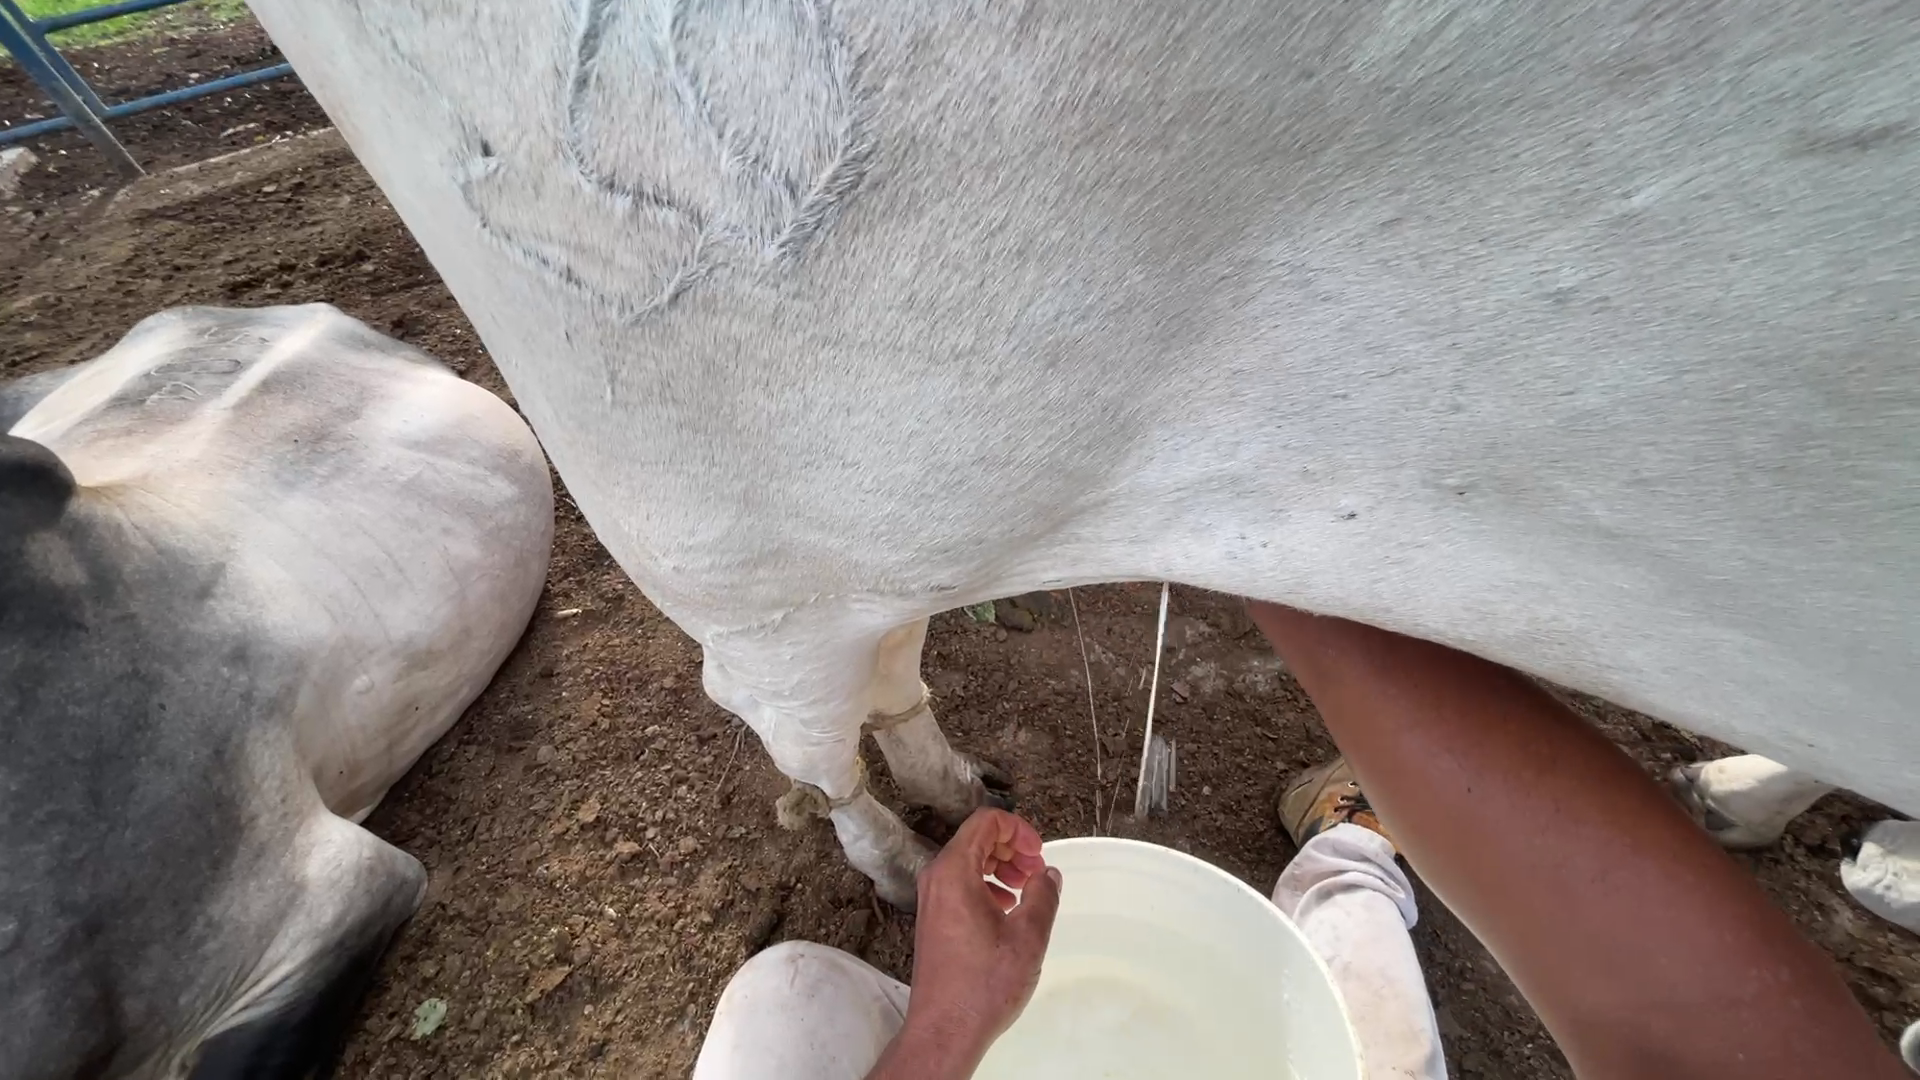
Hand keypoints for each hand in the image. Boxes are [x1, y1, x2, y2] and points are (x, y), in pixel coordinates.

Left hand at [881, 809, 1062, 1076]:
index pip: (985, 821)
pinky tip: (1006, 908)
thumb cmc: (981, 986)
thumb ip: (1043, 896)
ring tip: (1025, 889)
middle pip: (977, 838)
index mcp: (954, 871)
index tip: (1038, 852)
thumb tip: (1049, 875)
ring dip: (1000, 866)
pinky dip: (986, 883)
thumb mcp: (1027, 937)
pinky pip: (961, 882)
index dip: (1018, 829)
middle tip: (1036, 870)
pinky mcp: (934, 916)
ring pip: (969, 860)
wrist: (944, 1030)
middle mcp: (937, 877)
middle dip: (1011, 847)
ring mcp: (932, 897)